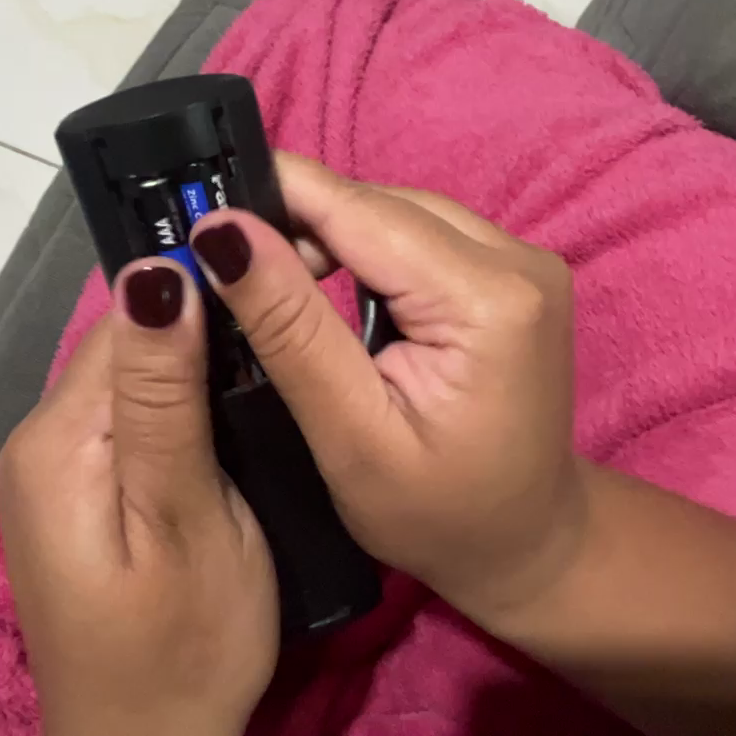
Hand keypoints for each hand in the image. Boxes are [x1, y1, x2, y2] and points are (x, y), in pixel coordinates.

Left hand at [0, 258, 277, 735]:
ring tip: (266, 366)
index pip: (129, 318)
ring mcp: (56, 465)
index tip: (271, 285)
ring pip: (135, 372)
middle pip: (128, 342)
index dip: (198, 293)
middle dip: (200, 329)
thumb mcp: (186, 519)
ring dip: (195, 363)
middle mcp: (41, 439)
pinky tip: (226, 414)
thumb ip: (164, 399)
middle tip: (281, 333)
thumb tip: (154, 278)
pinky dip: (180, 400)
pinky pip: (133, 411)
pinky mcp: (80, 487)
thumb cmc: (183, 644)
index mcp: (60, 439)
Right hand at [186, 154, 586, 623]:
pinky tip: (333, 283)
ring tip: (276, 281)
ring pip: (398, 210)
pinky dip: (367, 247)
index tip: (206, 202)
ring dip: (333, 233)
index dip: (281, 194)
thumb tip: (223, 233)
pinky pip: (420, 230)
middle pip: (382, 204)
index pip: (364, 211)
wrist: (529, 541)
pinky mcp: (511, 269)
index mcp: (489, 300)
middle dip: (302, 220)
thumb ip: (290, 328)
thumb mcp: (351, 436)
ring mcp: (522, 258)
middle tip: (229, 260)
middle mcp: (518, 258)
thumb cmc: (441, 515)